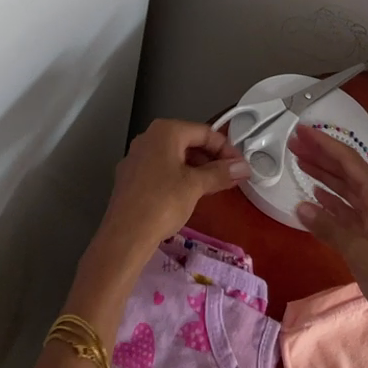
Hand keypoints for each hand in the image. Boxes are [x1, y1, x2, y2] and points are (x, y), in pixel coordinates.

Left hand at [99, 119, 251, 250]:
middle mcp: (148, 137)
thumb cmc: (162, 203)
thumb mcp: (196, 186)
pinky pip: (160, 169)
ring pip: (174, 156)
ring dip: (196, 168)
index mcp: (165, 131)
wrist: (125, 236)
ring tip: (212, 187)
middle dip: (211, 159)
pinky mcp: (130, 176)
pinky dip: (178, 176)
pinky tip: (187, 194)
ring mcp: (136, 156)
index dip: (226, 149)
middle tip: (229, 177)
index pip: (204, 132)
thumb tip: (242, 167)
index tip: (240, 166)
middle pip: (188, 141)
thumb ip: (220, 173)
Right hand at [291, 124, 367, 367]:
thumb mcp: (359, 252)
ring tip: (298, 163)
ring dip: (323, 176)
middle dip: (320, 156)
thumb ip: (328, 226)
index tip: (299, 130)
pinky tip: (315, 197)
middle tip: (292, 143)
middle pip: (347, 171)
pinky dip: (330, 203)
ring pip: (346, 191)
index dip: (323, 144)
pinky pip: (347, 213)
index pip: (348, 160)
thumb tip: (300, 205)